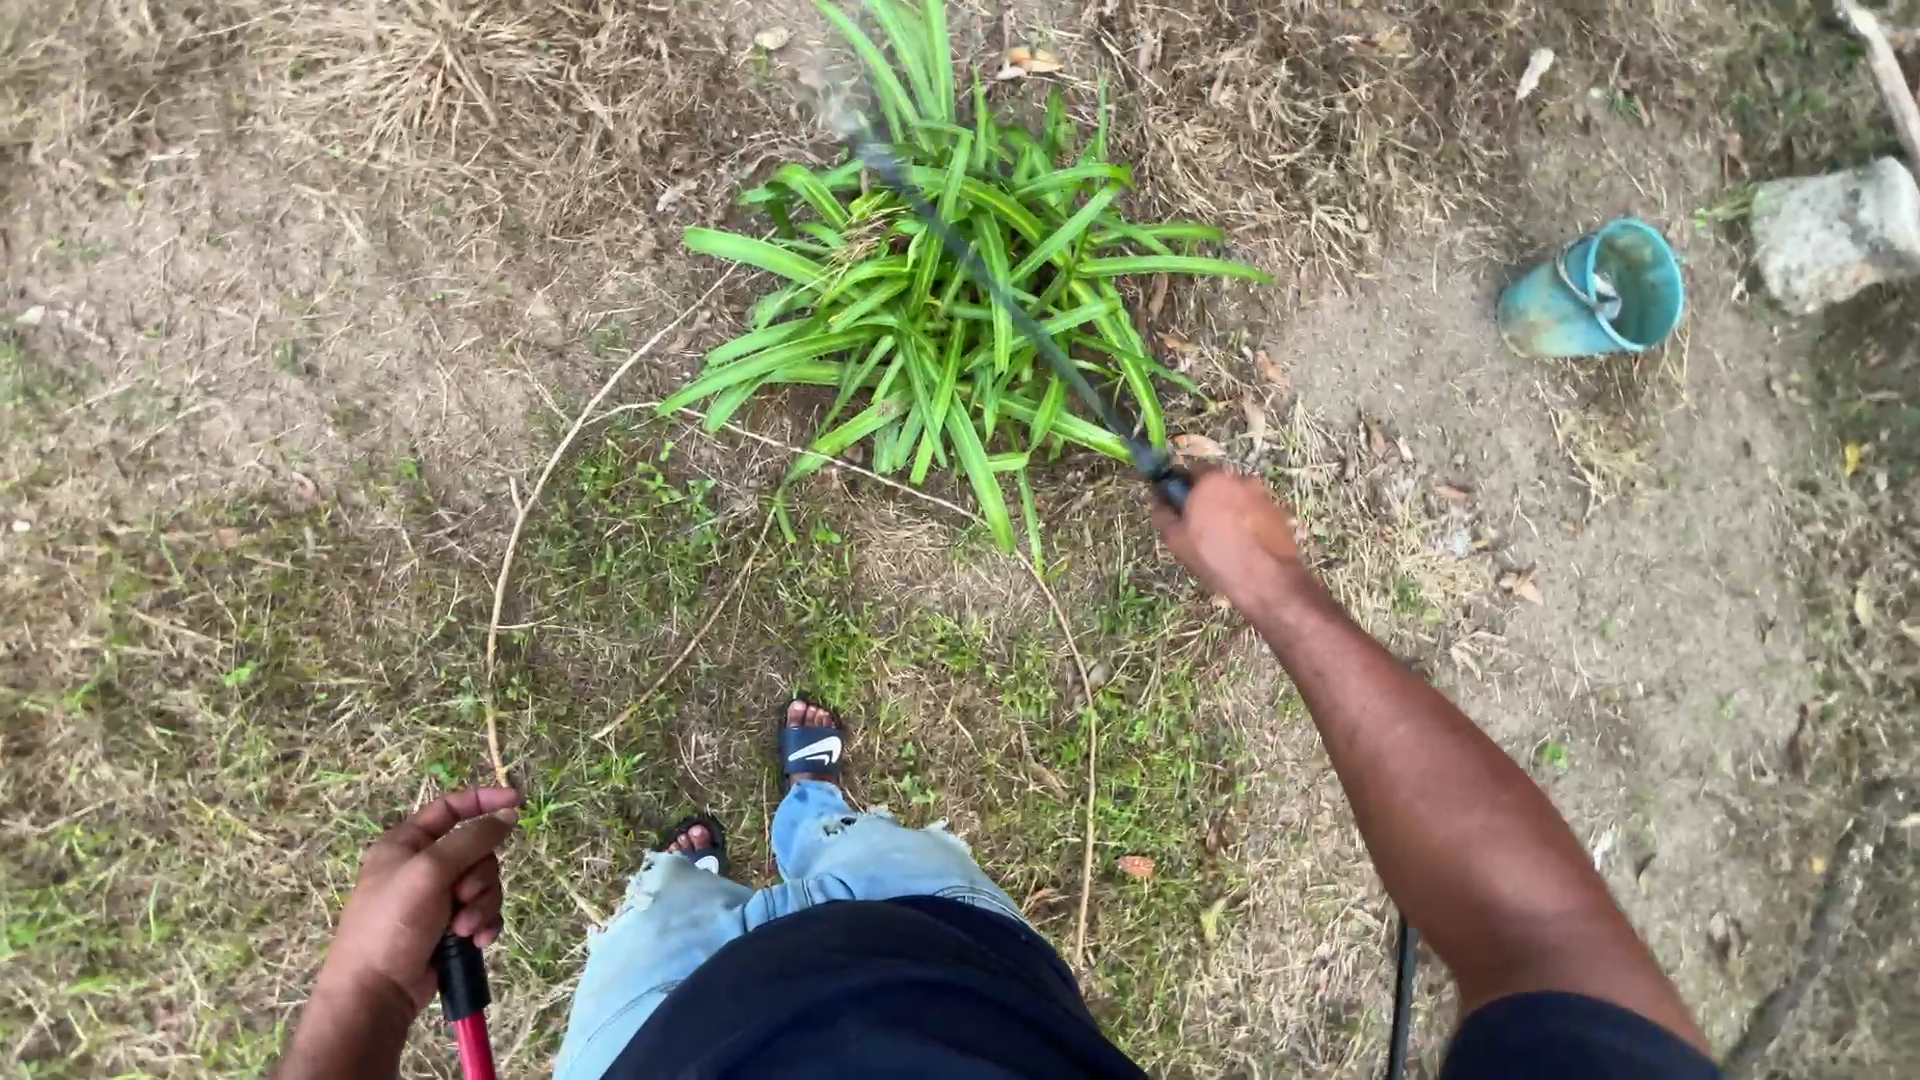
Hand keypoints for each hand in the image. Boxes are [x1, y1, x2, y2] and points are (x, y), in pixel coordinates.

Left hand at [316, 787, 521, 1015]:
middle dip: (480, 876)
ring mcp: (437, 897)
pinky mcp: (450, 924)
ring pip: (486, 882)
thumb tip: (510, 814)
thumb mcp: (430, 871)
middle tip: (463, 897)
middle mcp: (423, 866)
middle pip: (478, 850)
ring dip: (482, 905)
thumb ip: (473, 838)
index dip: (484, 800)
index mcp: (407, 845)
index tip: (518, 802)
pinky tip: (476, 940)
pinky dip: (484, 923)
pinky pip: (485, 910)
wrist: (374, 996)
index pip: (451, 807)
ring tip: (464, 929)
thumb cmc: (391, 925)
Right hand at [1152, 467, 1308, 609]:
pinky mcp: (1279, 512)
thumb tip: (1160, 503)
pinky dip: (1247, 521)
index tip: (1179, 506)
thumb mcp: (1175, 539)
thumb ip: (1163, 515)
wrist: (1265, 577)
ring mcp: (1262, 494)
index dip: (1183, 488)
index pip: (1191, 469)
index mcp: (1211, 479)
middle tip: (1200, 526)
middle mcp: (1239, 479)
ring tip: (1224, 539)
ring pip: (1237, 497)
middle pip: (1217, 483)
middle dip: (1207, 498)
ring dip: (1229, 509)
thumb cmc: (1213, 554)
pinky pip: (1254, 511)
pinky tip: (1243, 544)